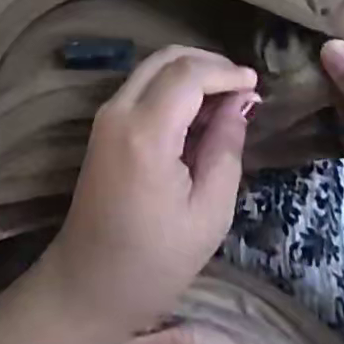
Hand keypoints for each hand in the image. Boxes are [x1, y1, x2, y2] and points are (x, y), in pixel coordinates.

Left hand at [35, 46, 260, 332]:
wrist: (87, 284)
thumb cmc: (154, 261)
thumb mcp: (208, 213)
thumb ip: (226, 148)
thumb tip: (241, 102)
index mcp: (145, 133)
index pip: (187, 74)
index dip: (225, 71)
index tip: (256, 84)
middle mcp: (119, 111)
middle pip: (167, 58)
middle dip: (208, 62)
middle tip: (243, 85)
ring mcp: (106, 114)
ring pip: (153, 67)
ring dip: (190, 71)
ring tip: (227, 96)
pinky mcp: (104, 123)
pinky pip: (142, 85)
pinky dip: (173, 84)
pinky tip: (198, 109)